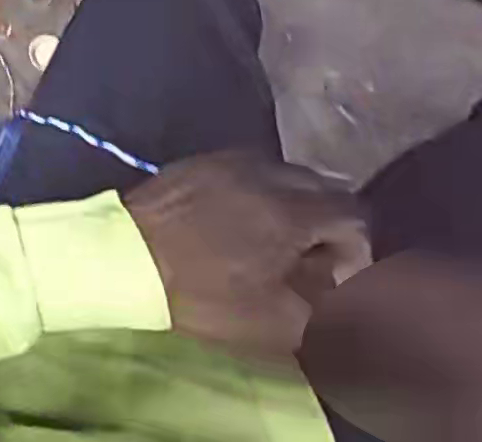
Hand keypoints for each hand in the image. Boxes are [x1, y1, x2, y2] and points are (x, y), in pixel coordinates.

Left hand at [121, 151, 369, 363]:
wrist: (128, 257)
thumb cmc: (204, 292)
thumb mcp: (282, 322)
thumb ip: (334, 310)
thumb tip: (351, 294)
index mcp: (287, 209)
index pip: (353, 213)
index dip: (354, 249)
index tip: (328, 276)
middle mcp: (258, 171)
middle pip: (318, 186)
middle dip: (324, 221)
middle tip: (302, 257)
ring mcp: (221, 160)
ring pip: (278, 171)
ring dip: (288, 201)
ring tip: (268, 237)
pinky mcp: (193, 161)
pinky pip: (241, 166)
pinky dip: (252, 188)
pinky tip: (233, 218)